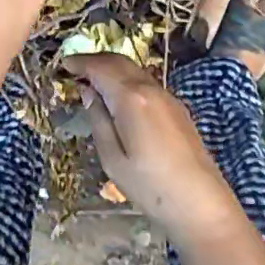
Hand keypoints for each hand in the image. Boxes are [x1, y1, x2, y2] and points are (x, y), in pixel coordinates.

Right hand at [63, 53, 245, 246]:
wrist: (201, 204)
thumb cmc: (150, 186)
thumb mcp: (113, 159)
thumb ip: (98, 120)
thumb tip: (89, 92)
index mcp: (132, 99)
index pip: (101, 68)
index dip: (81, 63)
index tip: (64, 63)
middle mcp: (151, 89)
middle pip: (120, 62)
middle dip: (95, 60)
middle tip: (75, 68)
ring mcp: (167, 97)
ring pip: (135, 71)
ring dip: (112, 68)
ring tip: (92, 81)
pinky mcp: (177, 108)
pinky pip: (146, 83)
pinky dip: (127, 80)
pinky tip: (118, 96)